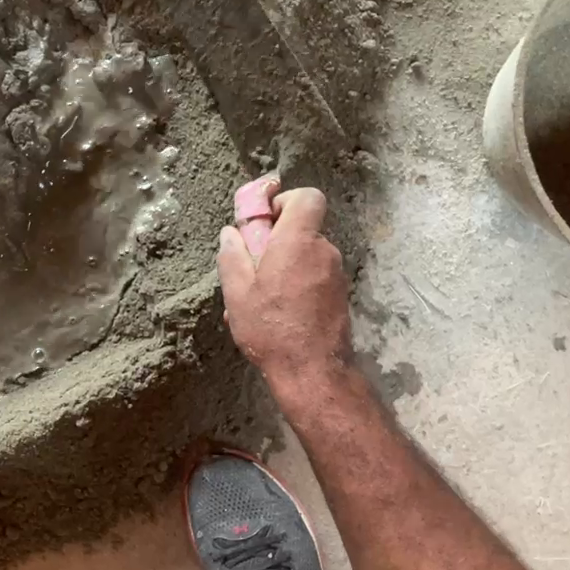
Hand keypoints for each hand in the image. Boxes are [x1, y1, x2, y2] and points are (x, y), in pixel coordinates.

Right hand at [217, 187, 353, 387]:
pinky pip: (313, 277)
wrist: (313, 371)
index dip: (285, 201)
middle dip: (277, 241)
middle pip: (302, 229)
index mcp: (298, 242)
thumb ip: (233, 258)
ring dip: (284, 267)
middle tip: (253, 267)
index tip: (264, 222)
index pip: (306, 197)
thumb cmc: (271, 329)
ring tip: (261, 299)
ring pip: (306, 255)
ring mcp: (335, 274)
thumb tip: (230, 234)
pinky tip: (277, 313)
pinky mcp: (339, 295)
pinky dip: (296, 285)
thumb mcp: (238, 294)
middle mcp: (323, 251)